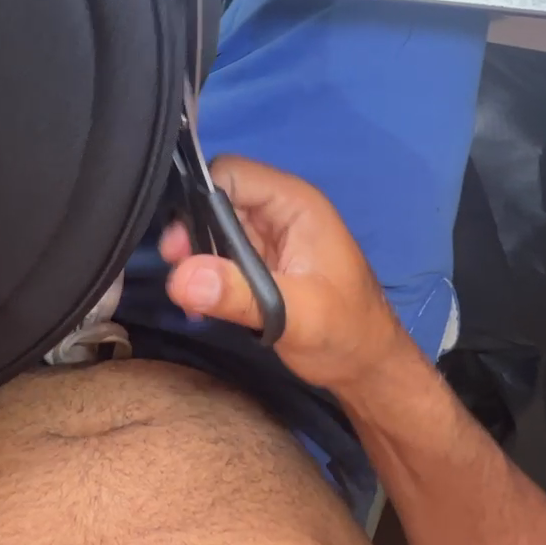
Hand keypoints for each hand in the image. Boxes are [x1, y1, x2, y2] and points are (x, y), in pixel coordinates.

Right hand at [160, 156, 410, 393]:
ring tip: (187, 294)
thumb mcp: (296, 315)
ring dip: (195, 256)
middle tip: (176, 271)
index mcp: (294, 203)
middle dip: (192, 231)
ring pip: (213, 226)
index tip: (180, 245)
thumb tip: (181, 278)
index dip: (200, 199)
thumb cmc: (347, 334)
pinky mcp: (258, 262)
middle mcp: (278, 210)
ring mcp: (267, 236)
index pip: (232, 174)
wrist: (369, 370)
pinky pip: (220, 253)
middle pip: (217, 198)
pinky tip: (198, 303)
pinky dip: (204, 273)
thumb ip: (240, 294)